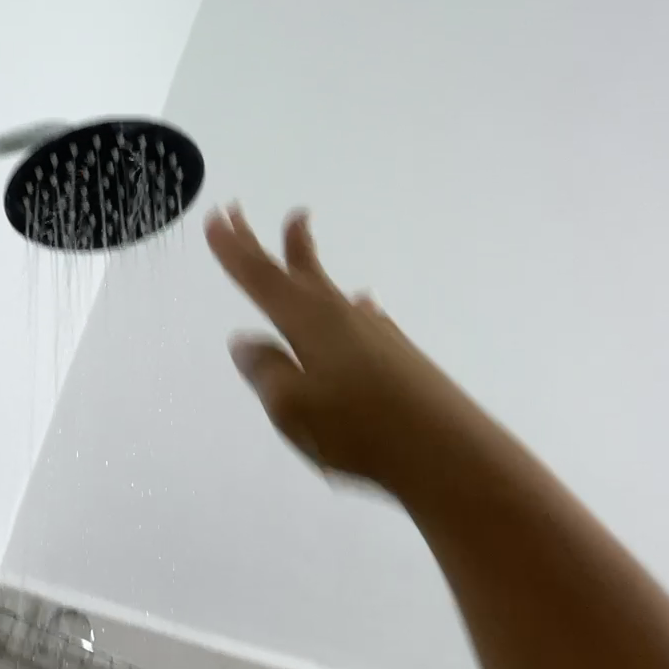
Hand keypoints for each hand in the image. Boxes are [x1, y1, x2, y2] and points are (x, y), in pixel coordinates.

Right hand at [205, 204, 497, 494]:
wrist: (450, 457)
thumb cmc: (358, 431)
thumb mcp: (291, 406)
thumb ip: (265, 370)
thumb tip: (244, 340)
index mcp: (310, 326)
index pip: (263, 281)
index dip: (236, 251)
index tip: (219, 216)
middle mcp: (342, 320)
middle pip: (297, 274)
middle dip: (268, 244)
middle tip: (247, 212)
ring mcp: (374, 337)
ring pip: (330, 292)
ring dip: (308, 266)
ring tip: (300, 240)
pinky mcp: (396, 358)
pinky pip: (362, 318)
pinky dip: (351, 305)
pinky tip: (362, 307)